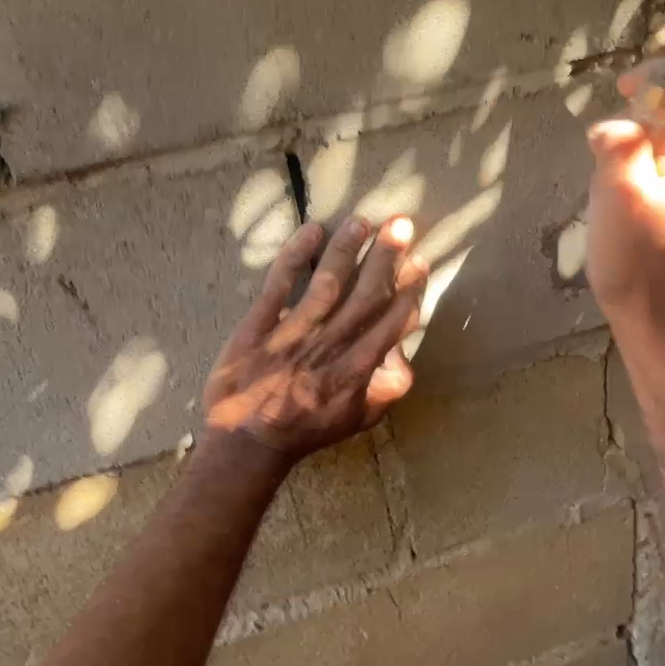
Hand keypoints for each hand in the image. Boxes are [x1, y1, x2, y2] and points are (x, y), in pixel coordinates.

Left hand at [202, 215, 427, 466]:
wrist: (245, 443)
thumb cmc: (305, 429)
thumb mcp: (357, 420)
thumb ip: (386, 390)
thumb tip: (404, 354)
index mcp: (354, 373)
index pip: (389, 324)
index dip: (408, 290)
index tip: (419, 262)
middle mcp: (327, 349)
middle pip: (363, 296)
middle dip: (385, 259)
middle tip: (400, 225)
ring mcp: (290, 336)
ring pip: (325, 284)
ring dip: (346, 250)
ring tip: (363, 222)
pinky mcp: (256, 327)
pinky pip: (278, 285)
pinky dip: (294, 256)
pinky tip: (312, 231)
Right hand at [584, 64, 664, 323]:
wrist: (649, 311)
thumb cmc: (635, 253)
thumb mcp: (619, 190)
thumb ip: (620, 143)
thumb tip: (614, 124)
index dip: (661, 74)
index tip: (623, 92)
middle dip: (637, 110)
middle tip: (604, 142)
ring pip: (661, 134)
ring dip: (628, 140)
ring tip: (604, 173)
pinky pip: (654, 161)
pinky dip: (630, 162)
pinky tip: (610, 190)